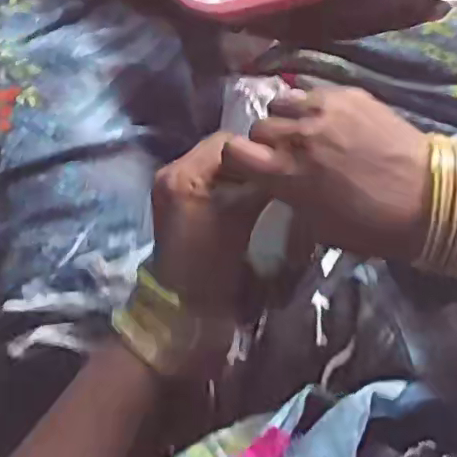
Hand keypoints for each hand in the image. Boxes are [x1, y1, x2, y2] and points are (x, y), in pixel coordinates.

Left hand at [148, 132, 269, 315]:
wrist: (183, 315)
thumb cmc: (211, 269)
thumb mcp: (239, 220)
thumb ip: (259, 185)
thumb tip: (284, 163)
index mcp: (182, 174)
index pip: (227, 141)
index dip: (257, 150)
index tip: (281, 165)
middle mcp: (172, 174)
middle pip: (222, 153)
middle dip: (250, 162)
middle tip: (278, 176)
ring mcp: (174, 191)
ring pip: (219, 168)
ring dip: (242, 176)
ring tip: (267, 190)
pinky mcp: (181, 207)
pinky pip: (211, 183)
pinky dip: (231, 188)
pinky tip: (250, 203)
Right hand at [224, 86, 430, 261]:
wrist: (430, 197)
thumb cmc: (372, 224)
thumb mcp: (318, 227)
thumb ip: (288, 199)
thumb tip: (274, 188)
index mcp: (286, 173)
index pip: (233, 150)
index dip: (239, 158)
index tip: (252, 165)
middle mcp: (298, 135)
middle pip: (259, 126)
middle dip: (268, 141)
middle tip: (289, 153)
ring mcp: (322, 109)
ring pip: (282, 103)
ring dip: (289, 119)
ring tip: (309, 131)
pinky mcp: (347, 93)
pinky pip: (313, 92)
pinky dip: (316, 106)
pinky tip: (333, 121)